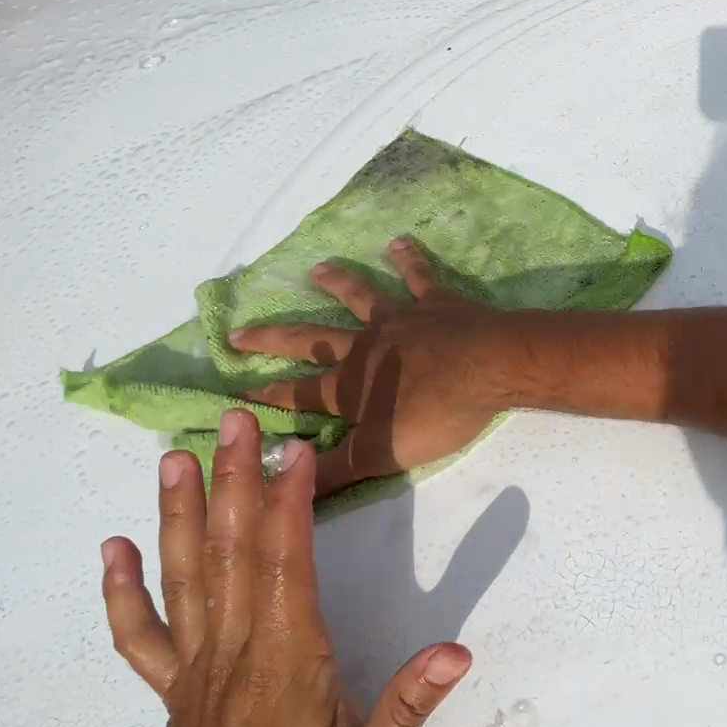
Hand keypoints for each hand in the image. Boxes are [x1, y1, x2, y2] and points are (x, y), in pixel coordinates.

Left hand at [98, 409, 471, 726]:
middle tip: (229, 423)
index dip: (285, 504)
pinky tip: (116, 550)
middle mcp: (234, 652)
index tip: (291, 451)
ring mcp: (195, 669)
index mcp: (286, 661)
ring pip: (183, 578)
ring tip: (176, 458)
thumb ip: (409, 704)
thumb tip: (457, 650)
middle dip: (231, 482)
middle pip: (227, 553)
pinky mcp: (174, 690)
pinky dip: (124, 588)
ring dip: (178, 514)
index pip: (283, 565)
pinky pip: (141, 633)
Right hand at [230, 236, 515, 496]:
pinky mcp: (439, 302)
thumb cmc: (441, 412)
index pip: (300, 395)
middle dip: (274, 339)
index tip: (234, 393)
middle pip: (312, 341)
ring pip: (361, 297)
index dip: (268, 398)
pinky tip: (399, 241)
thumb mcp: (384, 453)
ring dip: (338, 283)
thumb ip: (337, 469)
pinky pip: (419, 275)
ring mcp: (402, 318)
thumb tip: (284, 485)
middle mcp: (366, 345)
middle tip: (238, 331)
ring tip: (317, 269)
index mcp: (352, 385)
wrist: (493, 367)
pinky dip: (408, 258)